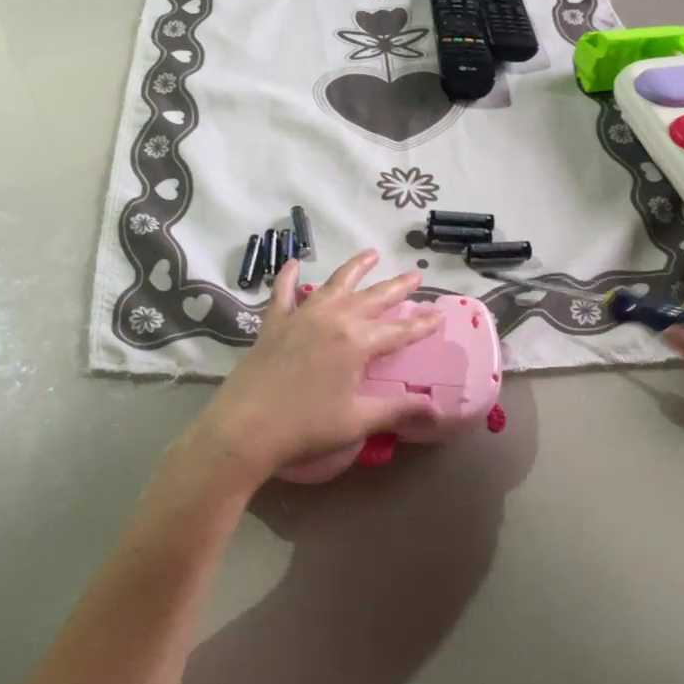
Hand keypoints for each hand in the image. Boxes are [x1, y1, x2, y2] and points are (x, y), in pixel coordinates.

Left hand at [181, 249, 442, 486]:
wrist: (244, 428)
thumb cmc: (305, 427)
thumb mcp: (357, 421)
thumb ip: (397, 410)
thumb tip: (434, 409)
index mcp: (356, 342)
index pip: (399, 331)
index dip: (422, 324)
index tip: (439, 313)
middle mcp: (332, 320)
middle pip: (372, 298)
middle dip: (396, 287)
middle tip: (415, 275)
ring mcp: (300, 317)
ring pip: (333, 285)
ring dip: (355, 269)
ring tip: (371, 254)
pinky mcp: (273, 324)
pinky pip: (283, 293)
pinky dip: (288, 277)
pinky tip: (292, 263)